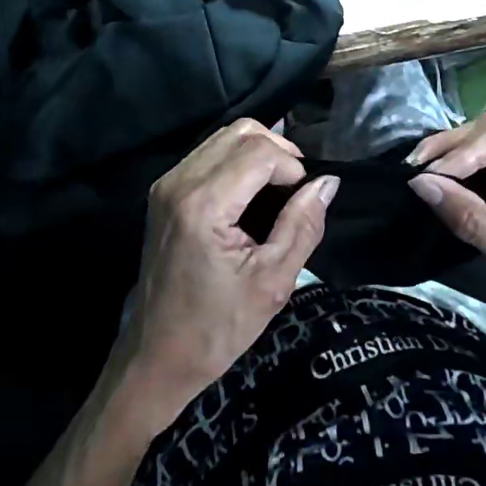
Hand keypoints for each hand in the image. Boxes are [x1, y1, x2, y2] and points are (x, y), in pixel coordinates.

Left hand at [119, 119, 337, 415]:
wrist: (157, 353)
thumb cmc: (217, 327)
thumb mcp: (272, 282)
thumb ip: (303, 225)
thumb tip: (328, 182)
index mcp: (203, 204)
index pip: (259, 151)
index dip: (293, 167)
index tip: (305, 200)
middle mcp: (179, 181)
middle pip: (240, 132)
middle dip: (278, 150)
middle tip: (297, 188)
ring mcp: (166, 182)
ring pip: (223, 137)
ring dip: (257, 152)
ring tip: (279, 189)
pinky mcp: (163, 190)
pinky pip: (207, 154)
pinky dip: (236, 161)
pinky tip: (252, 193)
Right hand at [407, 114, 485, 371]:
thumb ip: (467, 214)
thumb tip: (417, 181)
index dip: (463, 148)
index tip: (430, 173)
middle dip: (450, 149)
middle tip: (413, 166)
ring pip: (478, 154)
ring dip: (447, 162)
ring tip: (416, 174)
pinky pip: (477, 177)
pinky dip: (453, 179)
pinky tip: (431, 187)